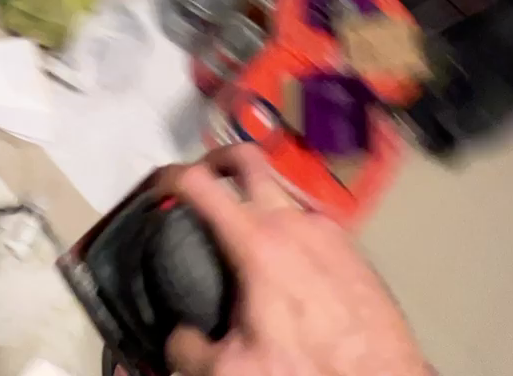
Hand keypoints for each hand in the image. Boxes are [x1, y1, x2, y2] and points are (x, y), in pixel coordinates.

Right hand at [163, 144, 424, 375]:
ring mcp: (328, 232)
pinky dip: (290, 232)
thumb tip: (179, 339)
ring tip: (245, 236)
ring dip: (257, 202)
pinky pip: (310, 224)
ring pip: (281, 193)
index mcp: (257, 242)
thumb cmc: (316, 374)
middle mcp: (293, 223)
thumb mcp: (233, 373)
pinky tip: (287, 268)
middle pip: (245, 159)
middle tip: (202, 176)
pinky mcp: (354, 251)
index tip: (158, 183)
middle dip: (216, 159)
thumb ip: (189, 349)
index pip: (199, 183)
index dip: (168, 175)